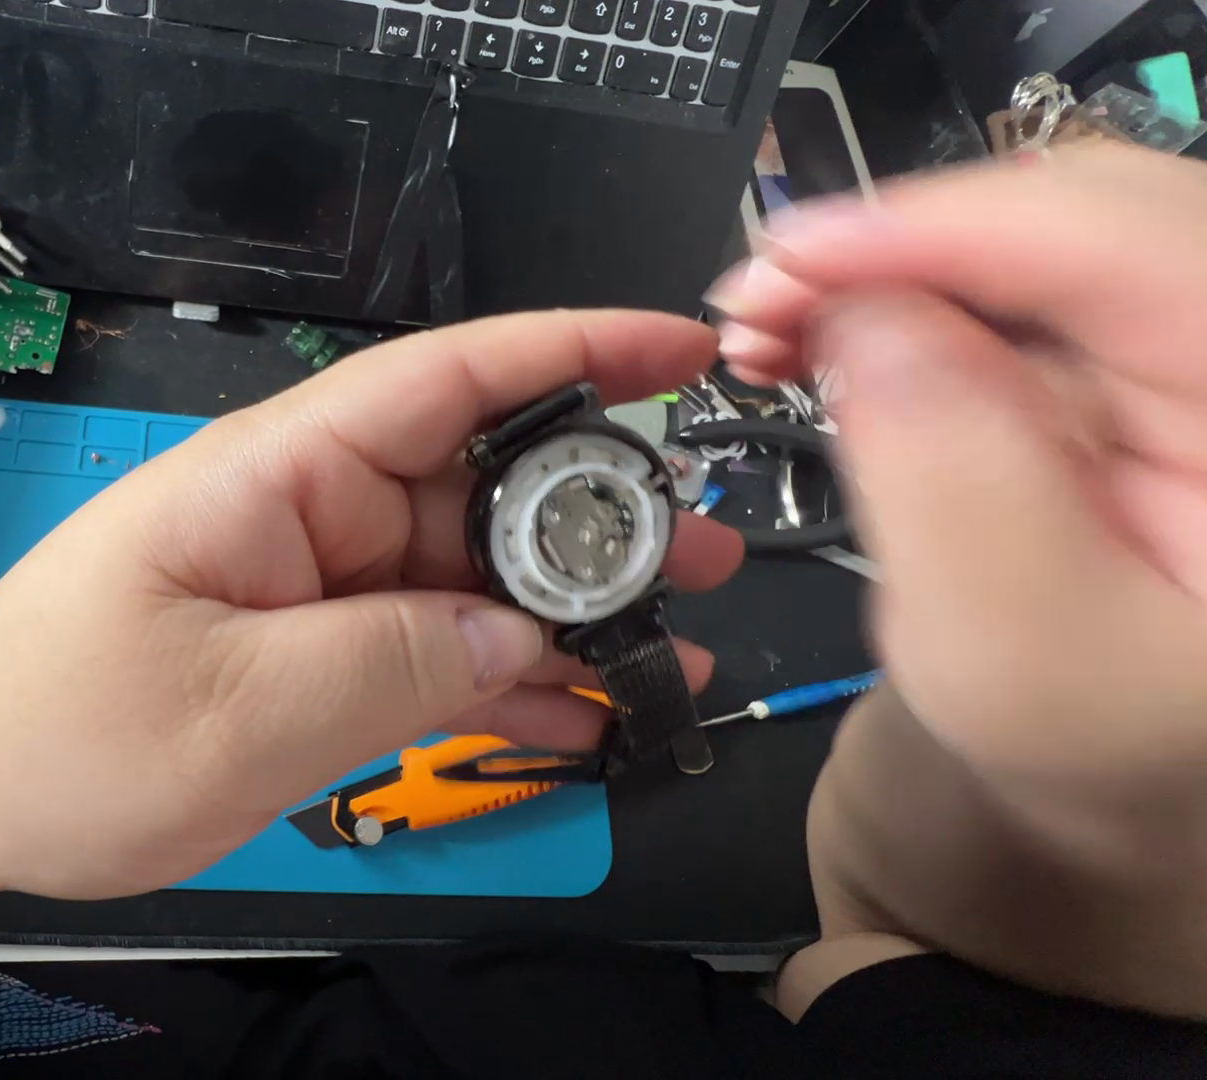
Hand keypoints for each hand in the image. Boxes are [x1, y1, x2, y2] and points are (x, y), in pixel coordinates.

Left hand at [0, 312, 742, 899]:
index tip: (676, 351)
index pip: (437, 382)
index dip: (565, 351)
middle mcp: (302, 516)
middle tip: (705, 554)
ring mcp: (312, 587)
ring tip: (672, 644)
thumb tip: (515, 638)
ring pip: (462, 578)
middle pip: (471, 485)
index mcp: (272, 480)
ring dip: (563, 610)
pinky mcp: (310, 650)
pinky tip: (580, 705)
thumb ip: (388, 666)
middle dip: (592, 514)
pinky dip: (500, 676)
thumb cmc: (59, 736)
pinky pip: (424, 648)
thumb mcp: (234, 709)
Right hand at [706, 144, 1206, 794]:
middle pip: (1084, 216)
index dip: (942, 229)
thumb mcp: (1002, 640)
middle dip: (891, 247)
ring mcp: (1193, 355)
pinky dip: (884, 307)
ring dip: (874, 277)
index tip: (780, 258)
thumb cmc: (1074, 732)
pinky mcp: (1124, 363)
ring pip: (1026, 243)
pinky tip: (812, 343)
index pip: (1137, 251)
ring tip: (763, 336)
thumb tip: (862, 326)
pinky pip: (994, 293)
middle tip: (751, 310)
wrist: (1109, 756)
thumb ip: (946, 482)